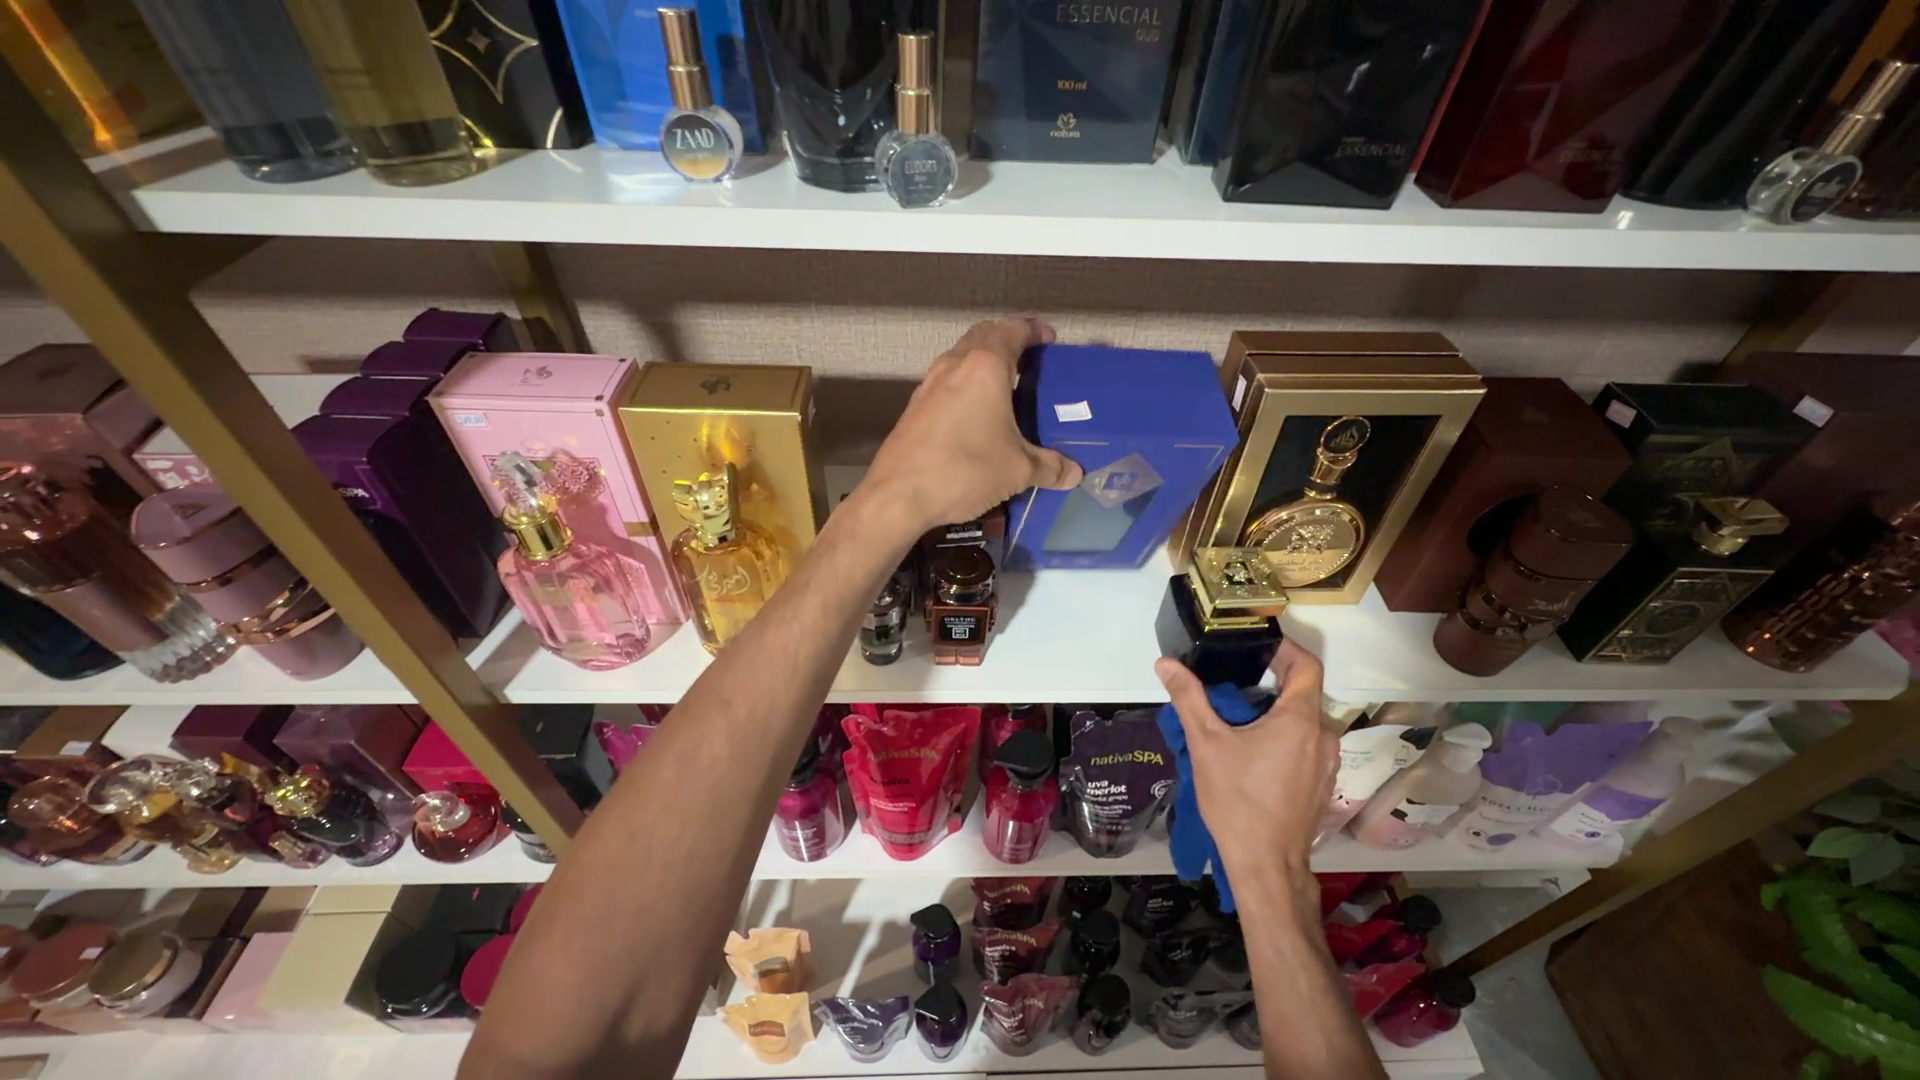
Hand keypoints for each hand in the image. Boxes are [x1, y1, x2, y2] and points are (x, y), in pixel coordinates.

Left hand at [859, 317, 1083, 533]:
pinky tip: (977, 414)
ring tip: (1007, 386)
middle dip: (1007, 339)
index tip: (1050, 340)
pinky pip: (947, 382)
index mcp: (984, 366)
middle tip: (1030, 359)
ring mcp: (929, 384)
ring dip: (983, 361)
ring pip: (961, 357)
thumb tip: (1073, 474)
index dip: (1034, 330)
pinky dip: (966, 384)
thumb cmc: (964, 470)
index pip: (1013, 330)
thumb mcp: (1017, 470)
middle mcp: (954, 364)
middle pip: (984, 335)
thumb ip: (1048, 466)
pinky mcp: (915, 407)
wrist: (898, 495)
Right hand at [1156, 640, 1336, 882]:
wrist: (1266, 865)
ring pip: (1303, 721)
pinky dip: (1283, 737)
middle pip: (1302, 693)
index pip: (1306, 665)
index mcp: (1300, 720)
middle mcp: (1323, 736)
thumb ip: (1188, 698)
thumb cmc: (1237, 801)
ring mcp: (1327, 763)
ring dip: (1274, 713)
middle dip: (1269, 682)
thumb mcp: (1206, 744)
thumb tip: (1165, 663)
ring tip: (1235, 719)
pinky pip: (1305, 745)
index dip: (1284, 648)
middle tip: (1231, 682)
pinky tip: (1252, 753)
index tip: (1255, 644)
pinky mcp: (1322, 784)